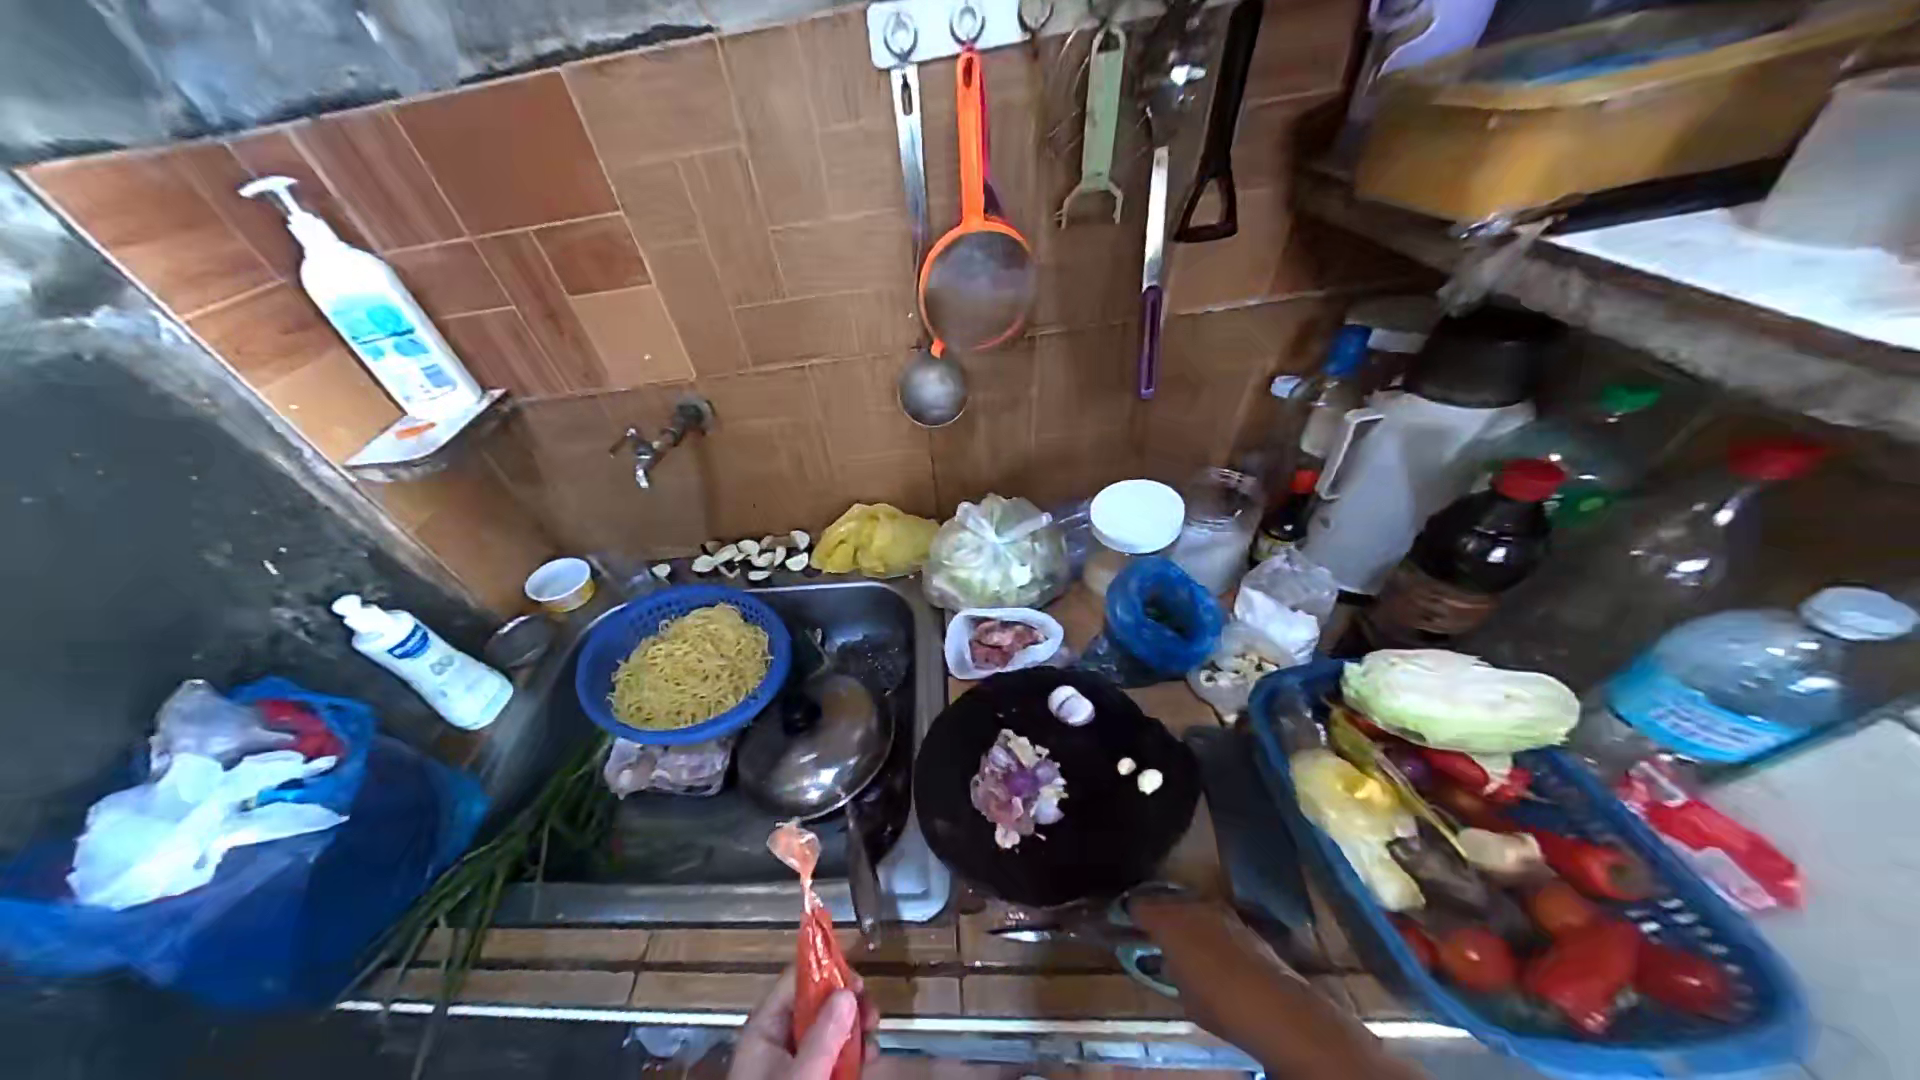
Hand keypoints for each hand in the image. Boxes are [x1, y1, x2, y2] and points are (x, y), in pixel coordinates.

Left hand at [727, 966, 879, 1079]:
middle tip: (873, 1014)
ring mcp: (792, 1065)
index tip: (859, 980)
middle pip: (816, 1003)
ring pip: (829, 1029)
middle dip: (848, 1005)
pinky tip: (869, 1061)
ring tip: (874, 1041)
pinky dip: (852, 1055)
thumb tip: (848, 991)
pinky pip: (832, 1057)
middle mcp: (778, 1041)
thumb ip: (824, 1036)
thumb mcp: (801, 1079)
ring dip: (855, 1030)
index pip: (795, 981)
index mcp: (765, 1031)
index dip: (826, 971)